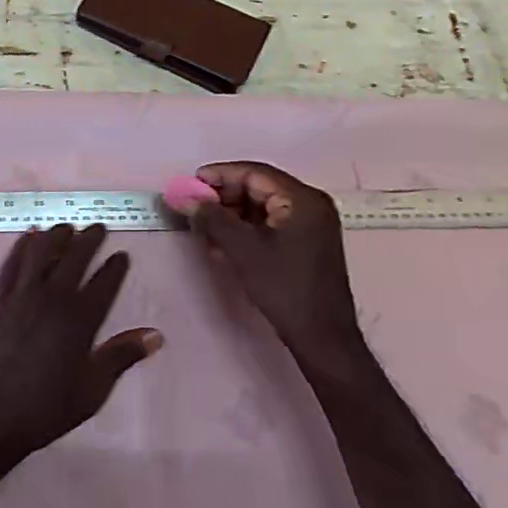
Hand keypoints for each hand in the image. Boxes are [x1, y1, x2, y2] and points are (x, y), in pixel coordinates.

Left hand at [0, 224, 161, 460]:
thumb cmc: (46, 408)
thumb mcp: (93, 389)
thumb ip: (121, 356)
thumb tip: (155, 335)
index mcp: (79, 320)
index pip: (104, 282)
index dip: (115, 266)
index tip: (122, 255)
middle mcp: (51, 298)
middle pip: (74, 257)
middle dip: (89, 239)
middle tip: (98, 227)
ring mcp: (21, 296)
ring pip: (41, 252)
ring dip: (56, 235)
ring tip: (66, 227)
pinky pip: (12, 263)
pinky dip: (23, 246)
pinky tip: (28, 237)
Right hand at [186, 162, 361, 360]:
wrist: (321, 335)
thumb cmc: (283, 287)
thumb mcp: (242, 249)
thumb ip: (212, 218)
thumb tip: (186, 198)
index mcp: (301, 199)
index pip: (254, 173)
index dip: (219, 175)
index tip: (190, 184)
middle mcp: (311, 204)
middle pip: (259, 187)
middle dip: (224, 195)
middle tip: (194, 206)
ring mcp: (312, 224)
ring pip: (262, 206)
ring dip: (232, 213)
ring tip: (204, 226)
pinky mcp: (307, 241)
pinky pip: (271, 222)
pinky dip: (246, 227)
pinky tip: (223, 240)